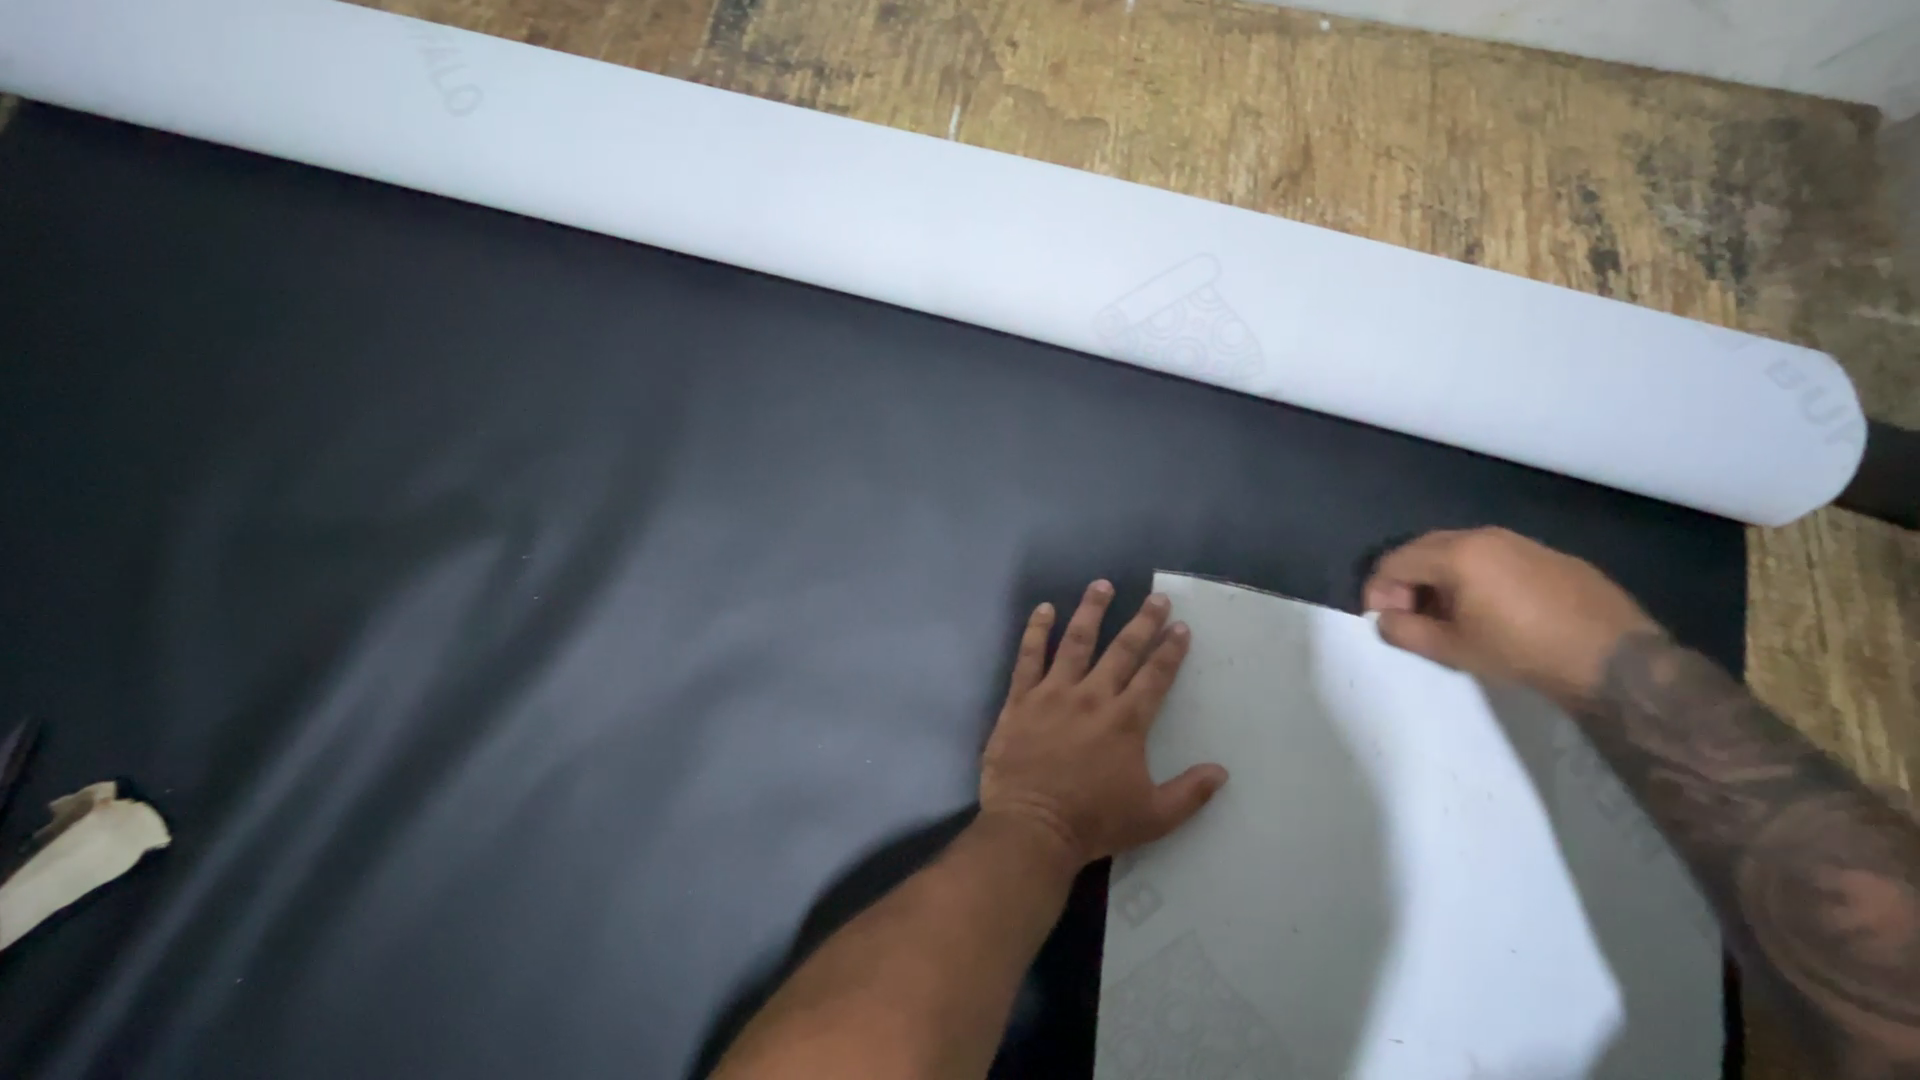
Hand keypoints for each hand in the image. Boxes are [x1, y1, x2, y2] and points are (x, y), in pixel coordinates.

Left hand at [978, 581, 1227, 869]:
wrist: (1032, 828)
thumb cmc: (1094, 822)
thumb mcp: (1153, 816)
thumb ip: (1190, 793)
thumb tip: (1222, 772)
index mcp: (1126, 721)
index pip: (1155, 676)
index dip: (1170, 650)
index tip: (1181, 627)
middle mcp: (1093, 697)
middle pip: (1122, 650)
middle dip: (1142, 622)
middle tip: (1156, 598)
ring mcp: (1054, 694)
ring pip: (1076, 642)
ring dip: (1091, 611)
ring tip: (1101, 586)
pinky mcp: (1021, 700)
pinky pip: (1029, 657)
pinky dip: (1037, 631)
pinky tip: (1044, 609)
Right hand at [1361, 527, 1662, 704]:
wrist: (1614, 660)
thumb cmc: (1523, 652)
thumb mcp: (1453, 649)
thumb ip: (1405, 631)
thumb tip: (1385, 619)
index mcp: (1457, 554)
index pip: (1394, 561)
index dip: (1378, 592)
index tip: (1386, 623)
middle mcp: (1485, 536)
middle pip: (1423, 549)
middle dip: (1406, 582)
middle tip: (1411, 618)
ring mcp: (1521, 542)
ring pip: (1459, 551)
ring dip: (1440, 580)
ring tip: (1449, 617)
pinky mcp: (1549, 555)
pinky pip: (1494, 558)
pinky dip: (1475, 578)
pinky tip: (1491, 611)